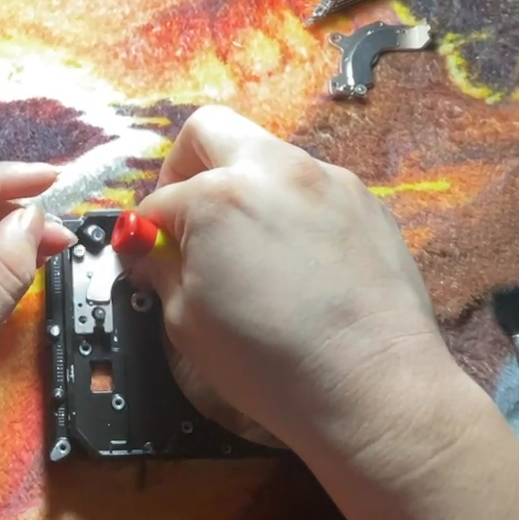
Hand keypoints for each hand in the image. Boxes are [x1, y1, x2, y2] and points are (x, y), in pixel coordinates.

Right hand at [132, 107, 470, 474]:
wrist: (373, 388)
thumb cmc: (269, 362)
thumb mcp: (185, 321)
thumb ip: (160, 268)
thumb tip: (149, 247)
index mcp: (219, 196)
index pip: (158, 201)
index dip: (145, 235)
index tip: (148, 260)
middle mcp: (274, 170)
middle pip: (207, 131)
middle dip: (183, 169)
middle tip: (186, 220)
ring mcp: (327, 180)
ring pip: (264, 156)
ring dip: (239, 187)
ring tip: (245, 248)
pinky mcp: (365, 203)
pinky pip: (308, 187)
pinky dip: (285, 209)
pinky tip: (293, 262)